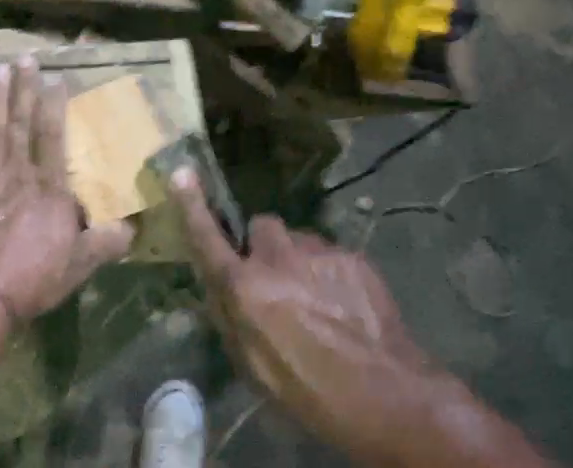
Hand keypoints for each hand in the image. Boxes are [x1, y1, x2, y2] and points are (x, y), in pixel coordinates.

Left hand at [0, 57, 133, 322]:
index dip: (56, 104)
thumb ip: (106, 242)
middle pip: (22, 123)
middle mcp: (18, 174)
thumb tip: (132, 228)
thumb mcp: (80, 265)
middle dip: (25, 89)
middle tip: (25, 58)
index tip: (58, 77)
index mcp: (50, 189)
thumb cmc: (34, 279)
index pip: (54, 135)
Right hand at [169, 170, 433, 453]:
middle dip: (264, 247)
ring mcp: (318, 252)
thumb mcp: (252, 366)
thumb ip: (229, 317)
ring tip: (320, 302)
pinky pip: (331, 255)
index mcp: (244, 287)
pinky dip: (332, 274)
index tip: (181, 174)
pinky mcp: (353, 257)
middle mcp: (276, 258)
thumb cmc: (310, 392)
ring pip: (299, 242)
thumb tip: (216, 289)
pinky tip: (348, 308)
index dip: (191, 205)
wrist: (391, 398)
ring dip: (300, 262)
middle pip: (261, 229)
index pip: (206, 236)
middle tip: (277, 280)